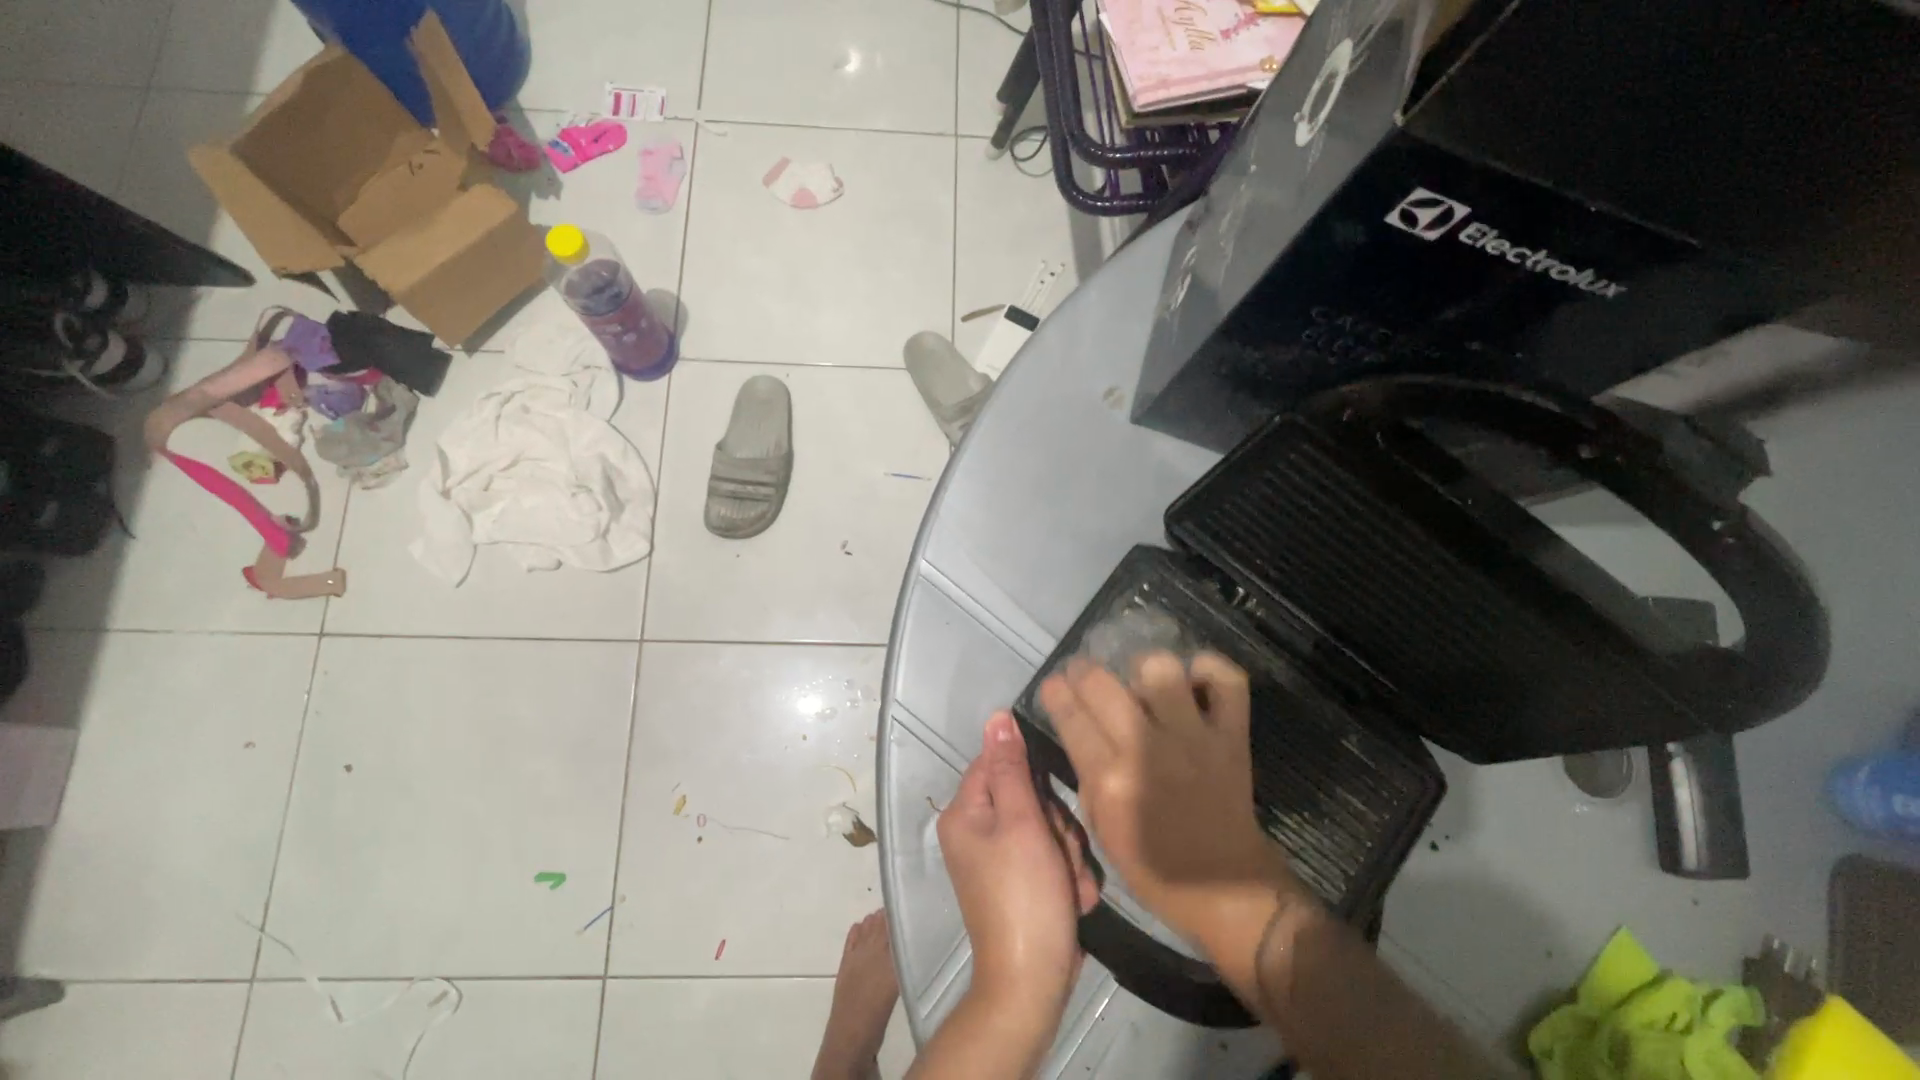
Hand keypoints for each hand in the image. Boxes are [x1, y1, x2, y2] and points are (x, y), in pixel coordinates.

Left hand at [937, 711, 1099, 1019]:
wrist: (1033, 981)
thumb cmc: (1025, 897)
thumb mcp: (1022, 824)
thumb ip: (1011, 768)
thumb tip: (996, 716)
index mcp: (965, 814)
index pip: (999, 762)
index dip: (1033, 778)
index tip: (1050, 803)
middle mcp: (977, 832)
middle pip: (1030, 798)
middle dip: (1057, 826)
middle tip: (1059, 854)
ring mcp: (1000, 860)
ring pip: (1050, 830)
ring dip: (1067, 856)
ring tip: (1066, 884)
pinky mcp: (1023, 883)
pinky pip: (1052, 860)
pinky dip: (1067, 878)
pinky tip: (1070, 900)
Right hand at [1038, 652, 1292, 944]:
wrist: (1223, 886)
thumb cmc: (1154, 867)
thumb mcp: (1102, 828)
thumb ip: (1088, 775)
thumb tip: (1080, 731)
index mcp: (1110, 781)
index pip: (1071, 716)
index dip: (1055, 692)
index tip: (1054, 685)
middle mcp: (1147, 750)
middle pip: (1103, 683)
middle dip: (1083, 671)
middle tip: (1085, 675)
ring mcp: (1194, 739)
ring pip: (1161, 670)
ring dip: (1143, 670)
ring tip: (1142, 686)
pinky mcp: (1231, 736)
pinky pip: (1226, 681)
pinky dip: (1208, 670)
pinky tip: (1191, 680)